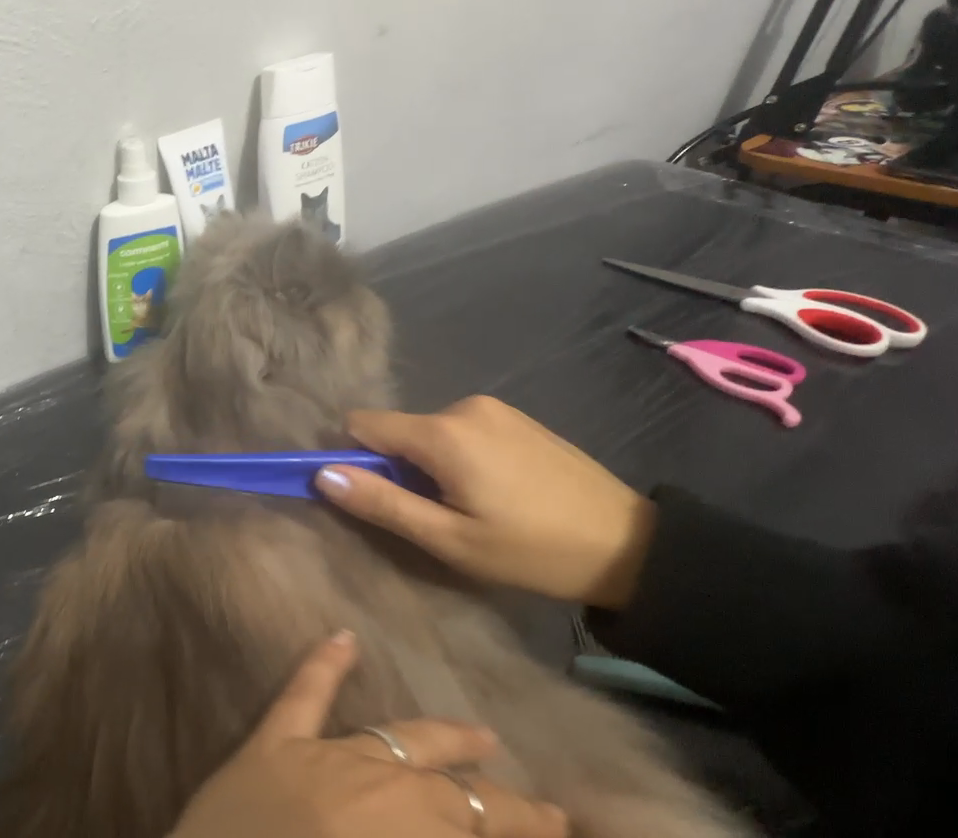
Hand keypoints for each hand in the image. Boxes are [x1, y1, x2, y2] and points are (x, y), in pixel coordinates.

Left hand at [170, 632, 567, 837]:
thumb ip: (438, 836)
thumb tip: (471, 829)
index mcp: (420, 826)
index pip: (487, 820)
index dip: (527, 824)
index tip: (559, 824)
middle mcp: (383, 783)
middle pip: (450, 784)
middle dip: (496, 794)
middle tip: (534, 800)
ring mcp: (325, 756)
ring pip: (395, 737)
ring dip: (440, 738)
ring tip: (478, 734)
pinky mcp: (271, 745)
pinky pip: (302, 697)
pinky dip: (322, 664)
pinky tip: (342, 636)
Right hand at [316, 395, 654, 608]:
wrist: (634, 548)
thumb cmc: (533, 551)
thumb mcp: (450, 540)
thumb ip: (383, 503)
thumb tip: (322, 474)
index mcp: (442, 433)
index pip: (361, 424)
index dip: (353, 458)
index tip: (374, 496)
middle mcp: (463, 407)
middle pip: (397, 430)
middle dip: (398, 467)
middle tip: (434, 516)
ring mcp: (494, 409)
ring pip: (428, 432)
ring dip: (430, 465)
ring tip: (470, 507)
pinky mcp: (516, 417)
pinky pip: (460, 431)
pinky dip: (458, 457)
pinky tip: (495, 492)